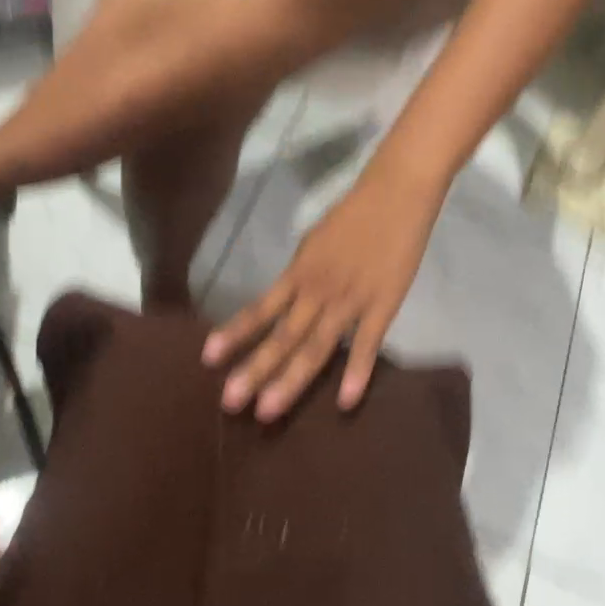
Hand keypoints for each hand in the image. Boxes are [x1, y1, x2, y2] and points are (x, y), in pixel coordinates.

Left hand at [203, 178, 436, 420]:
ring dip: (290, 381)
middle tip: (229, 403)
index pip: (259, 310)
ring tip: (266, 412)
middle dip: (254, 371)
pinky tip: (345, 403)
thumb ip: (299, 277)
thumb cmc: (352, 216)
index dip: (234, 333)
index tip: (207, 358)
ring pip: (315, 347)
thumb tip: (281, 304)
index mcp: (298, 274)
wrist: (397, 192)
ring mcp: (349, 301)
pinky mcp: (382, 306)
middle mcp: (316, 292)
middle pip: (281, 337)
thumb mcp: (314, 243)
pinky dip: (357, 373)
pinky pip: (367, 344)